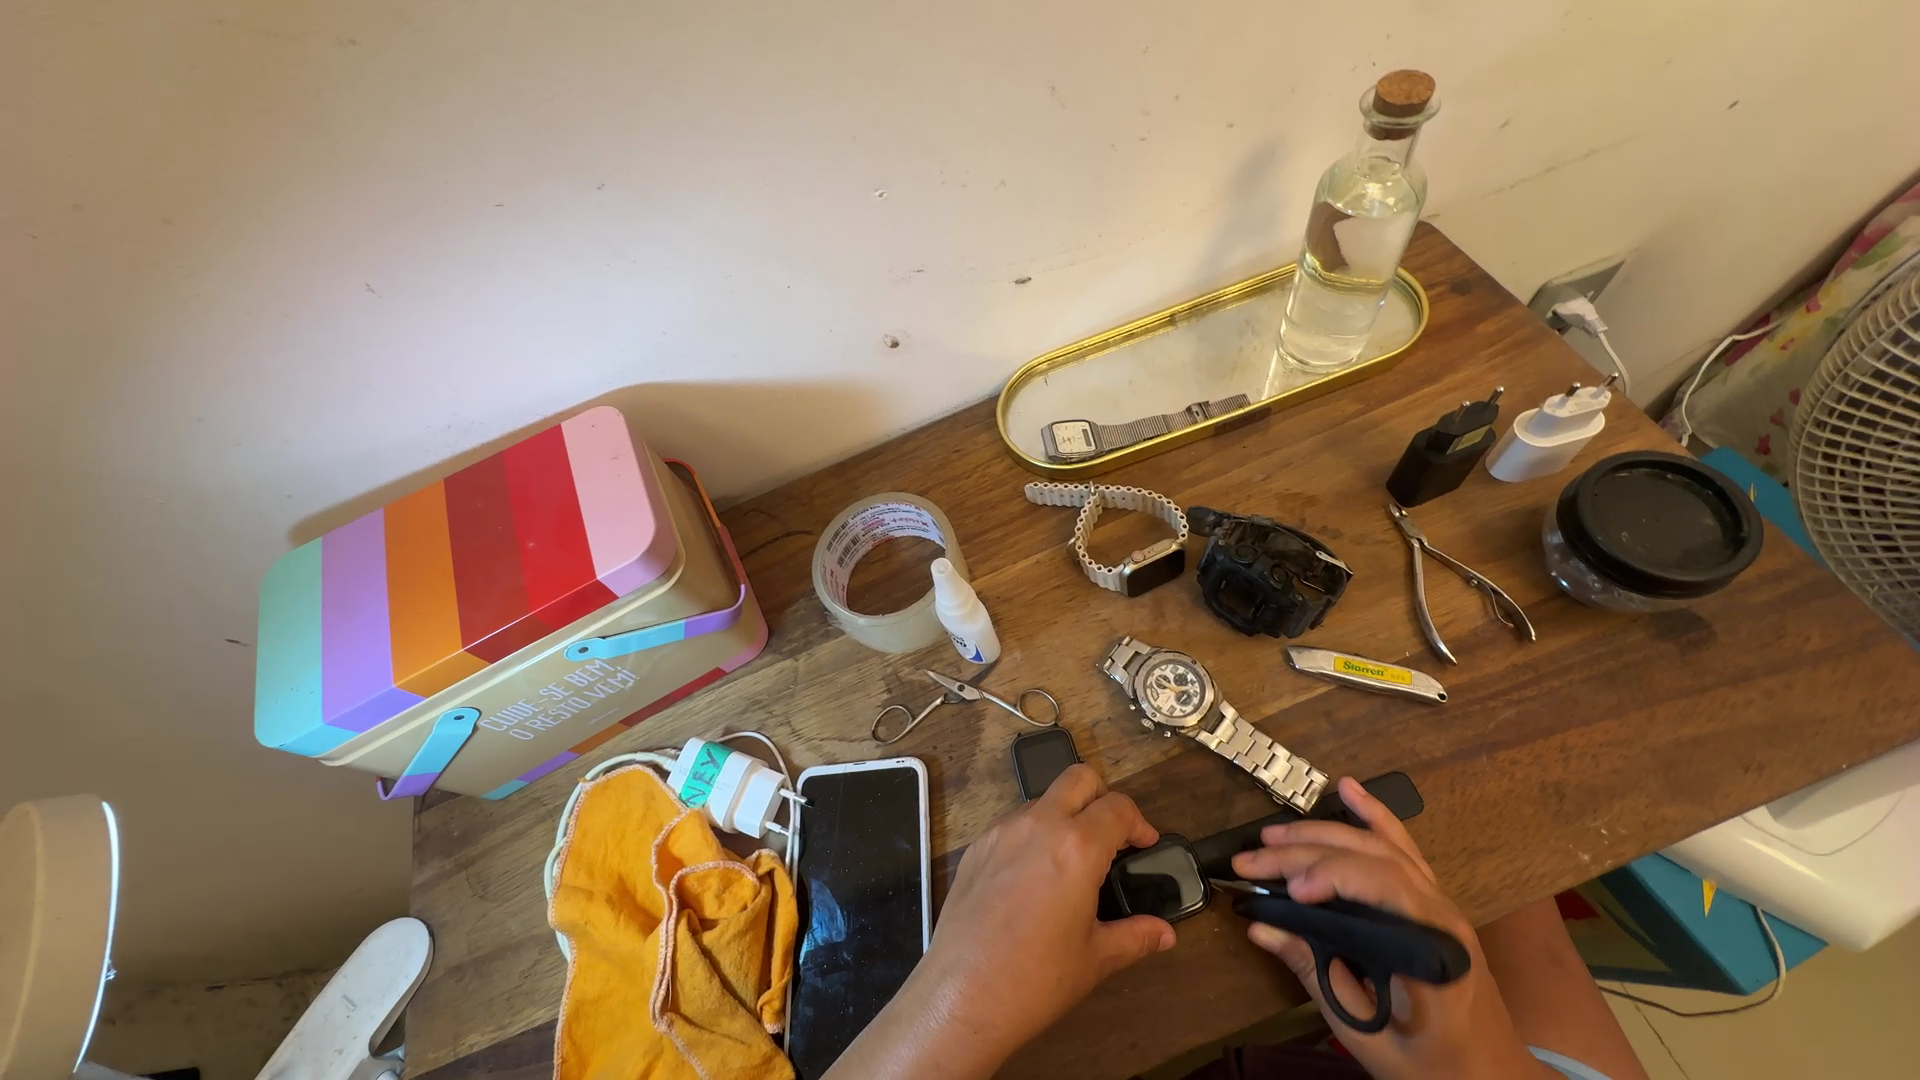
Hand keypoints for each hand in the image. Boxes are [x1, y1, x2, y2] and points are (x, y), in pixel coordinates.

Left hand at [824, 764, 1175, 1079]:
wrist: (962, 994)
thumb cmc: (1036, 978)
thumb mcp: (1096, 958)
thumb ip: (1135, 936)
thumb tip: (1164, 933)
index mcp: (1077, 846)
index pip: (1118, 807)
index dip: (1139, 822)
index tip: (1145, 843)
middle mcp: (1038, 825)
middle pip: (1078, 778)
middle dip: (1102, 796)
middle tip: (1112, 835)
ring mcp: (1001, 831)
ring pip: (1042, 798)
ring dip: (1064, 814)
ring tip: (1073, 860)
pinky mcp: (976, 847)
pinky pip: (1013, 823)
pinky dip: (1032, 833)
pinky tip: (1034, 877)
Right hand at [1230, 776, 1547, 1079]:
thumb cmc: (1434, 1068)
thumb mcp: (1370, 1038)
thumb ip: (1318, 977)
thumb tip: (1260, 927)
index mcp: (1435, 950)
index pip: (1382, 889)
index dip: (1330, 877)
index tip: (1287, 893)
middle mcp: (1441, 914)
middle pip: (1369, 859)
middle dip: (1304, 854)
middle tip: (1249, 860)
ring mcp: (1440, 902)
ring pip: (1378, 845)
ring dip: (1321, 833)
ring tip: (1272, 834)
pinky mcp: (1431, 900)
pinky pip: (1402, 847)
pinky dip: (1374, 814)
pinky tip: (1348, 789)